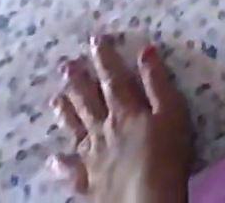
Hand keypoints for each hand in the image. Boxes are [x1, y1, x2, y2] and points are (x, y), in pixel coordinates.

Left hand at [51, 35, 191, 202]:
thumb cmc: (166, 154)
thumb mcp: (172, 112)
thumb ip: (157, 82)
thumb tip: (145, 50)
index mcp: (124, 110)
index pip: (112, 77)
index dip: (104, 57)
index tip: (94, 39)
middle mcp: (104, 130)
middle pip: (88, 101)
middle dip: (77, 80)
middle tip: (65, 64)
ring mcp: (93, 158)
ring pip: (76, 129)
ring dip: (66, 112)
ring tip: (56, 98)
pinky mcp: (89, 184)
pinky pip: (72, 172)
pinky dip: (62, 164)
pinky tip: (52, 158)